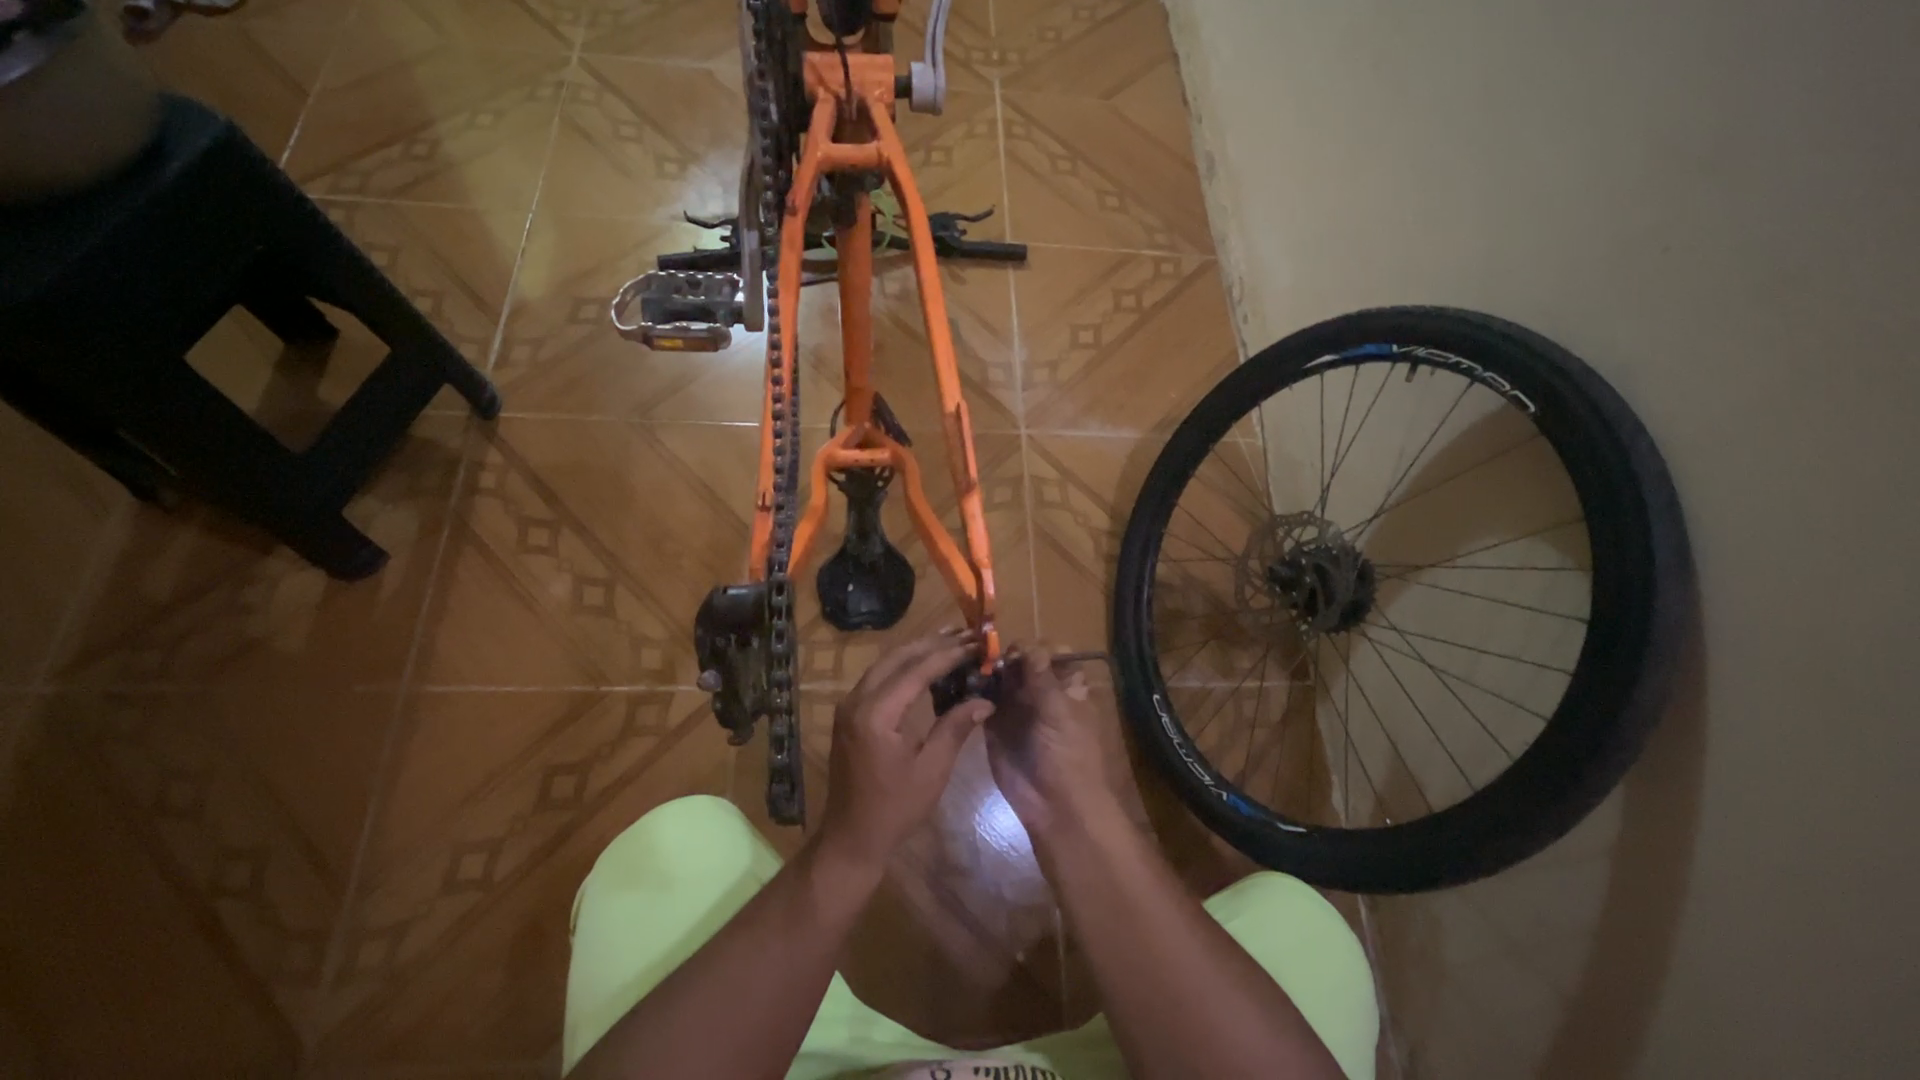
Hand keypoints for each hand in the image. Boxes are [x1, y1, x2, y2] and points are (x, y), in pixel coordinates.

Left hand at [816, 630, 996, 870]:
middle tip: (965, 635)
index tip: (975, 644)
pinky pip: (877, 679)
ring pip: (885, 665)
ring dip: (916, 652)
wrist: (852, 836)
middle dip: (932, 644)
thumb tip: (984, 700)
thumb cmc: (895, 808)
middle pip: (897, 658)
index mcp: (876, 714)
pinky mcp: (849, 715)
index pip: (917, 670)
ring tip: (948, 642)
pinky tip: (924, 668)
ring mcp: (848, 706)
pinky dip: (902, 668)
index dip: (948, 655)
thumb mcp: (932, 770)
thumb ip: (955, 728)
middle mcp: (856, 701)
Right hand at [984, 645, 1128, 841]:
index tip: (1018, 651)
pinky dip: (971, 690)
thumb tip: (1027, 645)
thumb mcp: (1060, 712)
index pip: (1052, 653)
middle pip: (1021, 662)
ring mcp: (1016, 708)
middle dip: (1005, 655)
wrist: (1056, 806)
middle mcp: (1040, 692)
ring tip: (968, 661)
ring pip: (1000, 678)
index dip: (1036, 647)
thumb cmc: (1069, 755)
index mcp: (1066, 686)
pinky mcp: (994, 725)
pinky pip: (981, 700)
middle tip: (987, 655)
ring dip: (986, 669)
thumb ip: (1042, 677)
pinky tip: (958, 680)